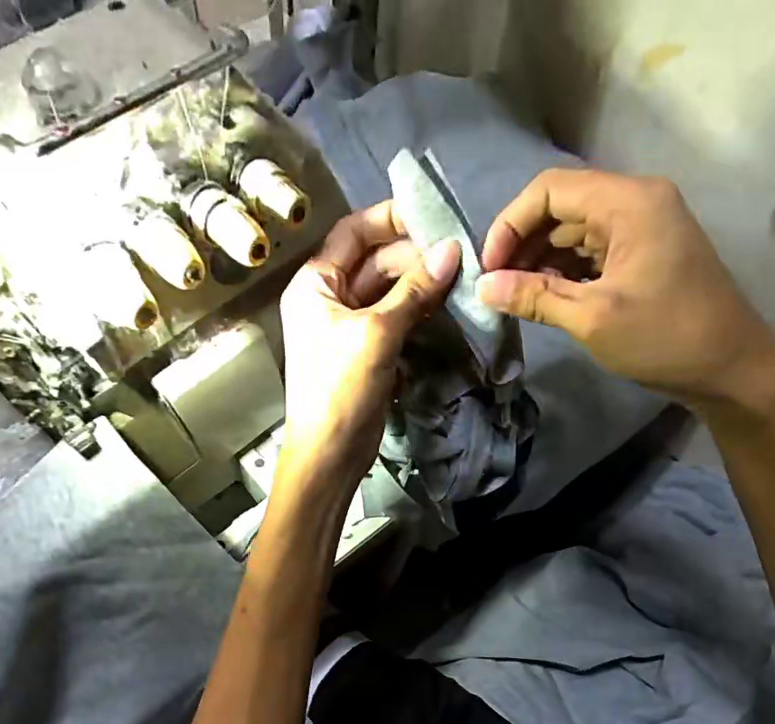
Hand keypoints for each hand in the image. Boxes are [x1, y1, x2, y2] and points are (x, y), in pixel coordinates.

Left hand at [277, 200, 459, 498]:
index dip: (390, 219)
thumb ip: (414, 291)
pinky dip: (417, 315)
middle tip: (458, 259)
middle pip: (375, 262)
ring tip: (459, 282)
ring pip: (388, 293)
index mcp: (315, 283)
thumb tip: (452, 251)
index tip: (433, 218)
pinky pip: (394, 321)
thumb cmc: (341, 389)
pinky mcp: (366, 353)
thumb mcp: (377, 333)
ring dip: (420, 287)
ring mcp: (347, 327)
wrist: (329, 454)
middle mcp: (328, 298)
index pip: (353, 232)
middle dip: (414, 258)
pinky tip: (445, 311)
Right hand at [477, 168, 774, 407]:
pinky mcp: (644, 253)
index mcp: (628, 202)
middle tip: (497, 287)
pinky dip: (564, 270)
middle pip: (561, 207)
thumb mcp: (592, 318)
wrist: (731, 367)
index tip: (489, 269)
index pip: (549, 189)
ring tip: (516, 296)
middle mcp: (636, 201)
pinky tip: (546, 297)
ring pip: (574, 230)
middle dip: (522, 244)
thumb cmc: (664, 338)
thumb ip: (534, 296)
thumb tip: (483, 288)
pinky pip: (592, 250)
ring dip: (540, 259)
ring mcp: (642, 227)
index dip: (510, 224)